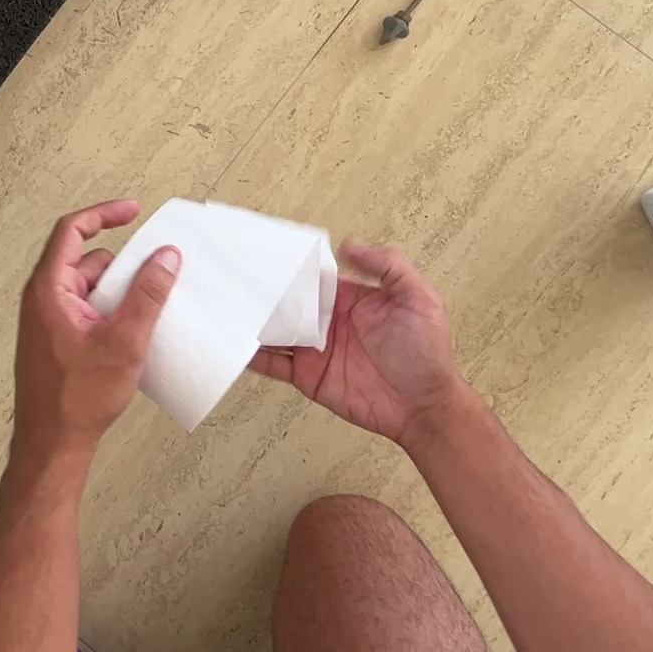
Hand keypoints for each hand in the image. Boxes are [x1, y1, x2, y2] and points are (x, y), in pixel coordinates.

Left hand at [13, 201, 180, 464]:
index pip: (71, 230)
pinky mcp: (57, 337)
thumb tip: (165, 257)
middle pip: (87, 260)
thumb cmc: (76, 400)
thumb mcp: (124, 341)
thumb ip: (147, 294)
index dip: (103, 214)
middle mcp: (43, 299)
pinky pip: (88, 308)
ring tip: (145, 316)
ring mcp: (48, 319)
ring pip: (91, 287)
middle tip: (154, 278)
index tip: (132, 210)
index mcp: (49, 290)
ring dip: (119, 293)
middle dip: (123, 267)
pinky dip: (111, 311)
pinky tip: (132, 333)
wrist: (52, 445)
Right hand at [249, 240, 466, 444]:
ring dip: (252, 321)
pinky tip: (234, 346)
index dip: (290, 266)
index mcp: (347, 297)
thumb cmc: (426, 353)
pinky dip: (252, 356)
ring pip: (273, 330)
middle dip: (263, 291)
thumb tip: (347, 244)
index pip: (311, 276)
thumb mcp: (418, 298)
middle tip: (233, 280)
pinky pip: (273, 364)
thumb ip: (387, 266)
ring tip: (226, 309)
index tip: (264, 254)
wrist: (424, 407)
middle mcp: (325, 320)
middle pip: (286, 301)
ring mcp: (314, 349)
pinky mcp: (307, 376)